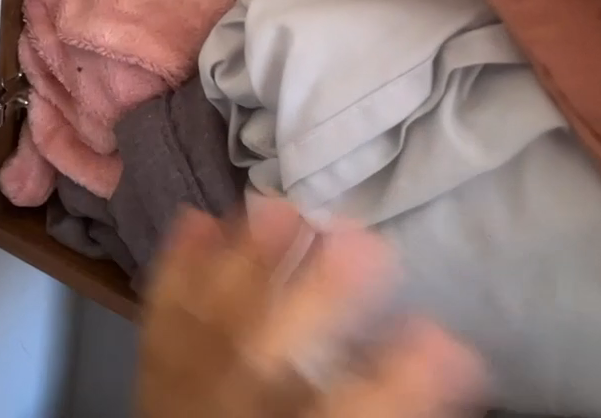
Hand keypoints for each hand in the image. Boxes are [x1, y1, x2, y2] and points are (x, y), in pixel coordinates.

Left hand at [135, 197, 482, 417]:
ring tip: (281, 204)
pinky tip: (198, 215)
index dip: (398, 380)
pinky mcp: (153, 367)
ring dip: (247, 257)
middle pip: (269, 352)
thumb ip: (374, 398)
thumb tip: (446, 352)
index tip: (447, 336)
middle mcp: (230, 409)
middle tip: (363, 236)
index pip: (346, 411)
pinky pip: (160, 314)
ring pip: (210, 320)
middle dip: (316, 293)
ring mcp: (184, 388)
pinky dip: (178, 263)